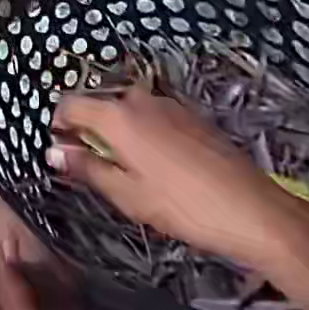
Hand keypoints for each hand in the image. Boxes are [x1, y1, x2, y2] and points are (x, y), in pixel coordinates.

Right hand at [48, 89, 308, 268]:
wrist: (255, 210)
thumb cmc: (182, 206)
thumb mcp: (127, 194)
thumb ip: (86, 167)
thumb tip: (53, 152)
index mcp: (116, 115)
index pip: (69, 103)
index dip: (58, 124)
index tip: (62, 150)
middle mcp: (137, 98)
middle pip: (97, 104)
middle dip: (87, 128)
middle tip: (94, 164)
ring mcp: (166, 103)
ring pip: (125, 109)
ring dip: (116, 130)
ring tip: (128, 167)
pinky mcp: (189, 113)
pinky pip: (150, 114)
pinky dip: (141, 130)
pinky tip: (158, 163)